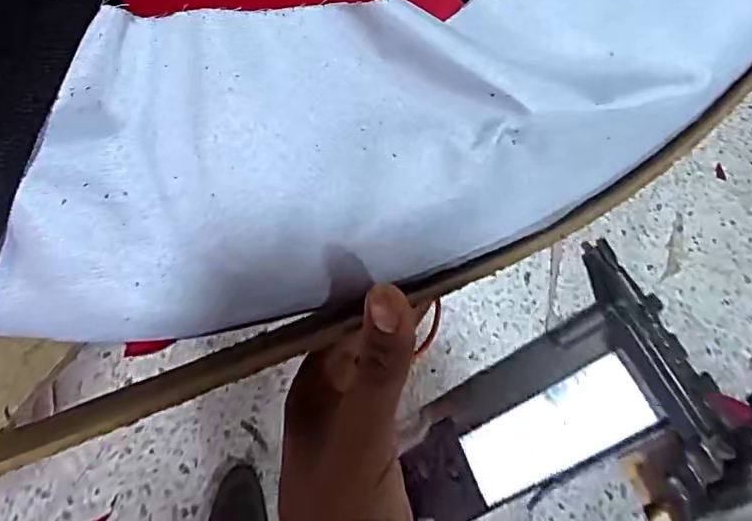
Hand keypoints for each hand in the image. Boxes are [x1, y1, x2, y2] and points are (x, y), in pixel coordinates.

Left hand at [280, 284, 424, 520]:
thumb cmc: (344, 511)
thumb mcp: (363, 436)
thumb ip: (377, 367)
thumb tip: (386, 291)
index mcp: (313, 386)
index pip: (343, 318)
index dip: (376, 288)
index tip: (413, 256)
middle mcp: (331, 394)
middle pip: (363, 333)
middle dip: (394, 302)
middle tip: (435, 262)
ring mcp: (357, 416)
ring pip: (381, 355)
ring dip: (405, 328)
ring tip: (438, 288)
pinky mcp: (382, 436)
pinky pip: (397, 381)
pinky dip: (414, 358)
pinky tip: (432, 346)